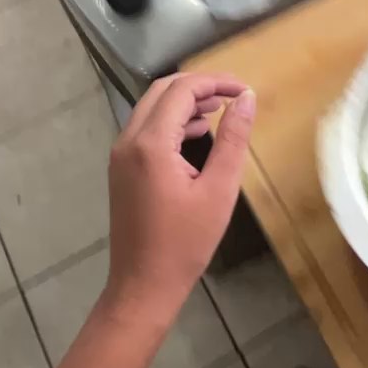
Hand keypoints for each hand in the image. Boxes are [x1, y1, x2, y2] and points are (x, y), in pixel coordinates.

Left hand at [102, 73, 256, 327]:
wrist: (143, 285)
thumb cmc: (185, 242)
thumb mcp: (219, 190)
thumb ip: (233, 139)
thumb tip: (247, 99)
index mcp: (151, 144)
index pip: (182, 91)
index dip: (216, 82)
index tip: (245, 90)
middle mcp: (128, 141)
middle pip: (162, 91)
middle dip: (199, 86)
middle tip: (234, 95)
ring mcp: (120, 155)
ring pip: (152, 108)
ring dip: (185, 102)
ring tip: (221, 110)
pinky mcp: (121, 168)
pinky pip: (146, 129)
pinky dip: (172, 121)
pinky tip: (199, 133)